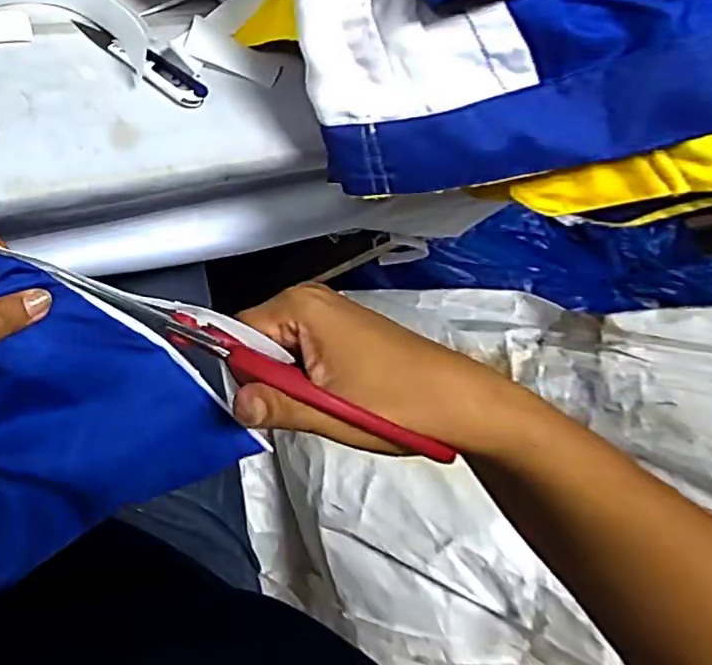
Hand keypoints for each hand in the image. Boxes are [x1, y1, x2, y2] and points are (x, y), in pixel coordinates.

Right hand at [230, 284, 549, 458]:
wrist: (476, 409)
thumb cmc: (411, 403)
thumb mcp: (333, 411)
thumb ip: (276, 405)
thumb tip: (235, 404)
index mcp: (298, 305)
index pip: (236, 334)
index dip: (245, 372)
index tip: (264, 400)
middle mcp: (307, 299)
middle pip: (255, 340)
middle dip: (271, 377)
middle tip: (306, 404)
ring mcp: (324, 312)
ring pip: (276, 349)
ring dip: (289, 380)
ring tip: (327, 402)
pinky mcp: (337, 328)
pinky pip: (297, 349)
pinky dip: (306, 375)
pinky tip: (334, 394)